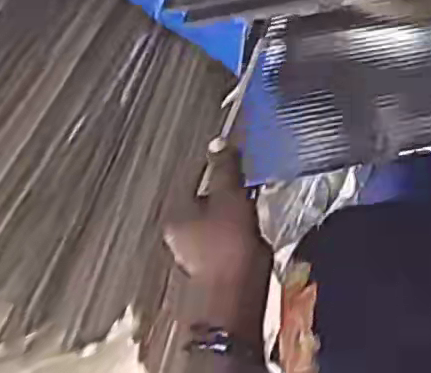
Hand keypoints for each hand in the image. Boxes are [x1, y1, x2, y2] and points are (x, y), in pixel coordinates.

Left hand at [165, 151, 268, 289]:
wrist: (237, 290)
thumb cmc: (227, 239)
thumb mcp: (228, 194)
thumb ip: (224, 166)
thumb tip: (218, 140)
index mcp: (176, 213)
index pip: (193, 173)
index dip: (214, 157)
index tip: (234, 145)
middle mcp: (182, 227)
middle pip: (206, 190)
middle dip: (226, 176)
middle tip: (247, 162)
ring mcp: (200, 242)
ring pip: (219, 205)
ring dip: (235, 193)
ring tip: (254, 180)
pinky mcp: (219, 252)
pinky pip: (230, 221)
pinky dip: (241, 210)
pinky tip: (254, 204)